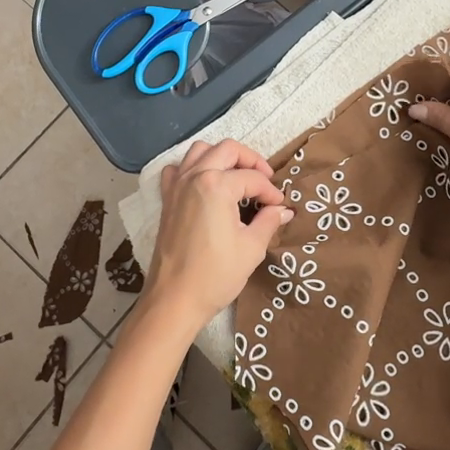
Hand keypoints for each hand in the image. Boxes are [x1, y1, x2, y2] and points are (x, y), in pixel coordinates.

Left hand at [147, 140, 292, 332]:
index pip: (253, 178)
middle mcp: (195, 176)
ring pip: (201, 150)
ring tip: (238, 176)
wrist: (174, 299)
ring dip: (222, 157)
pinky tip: (204, 184)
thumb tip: (283, 210)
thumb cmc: (215, 275)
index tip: (280, 206)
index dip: (271, 191)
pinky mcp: (166, 199)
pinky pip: (178, 168)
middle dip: (251, 161)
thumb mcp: (251, 248)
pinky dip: (193, 168)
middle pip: (228, 150)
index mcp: (217, 185)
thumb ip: (268, 221)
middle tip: (265, 181)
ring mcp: (177, 185)